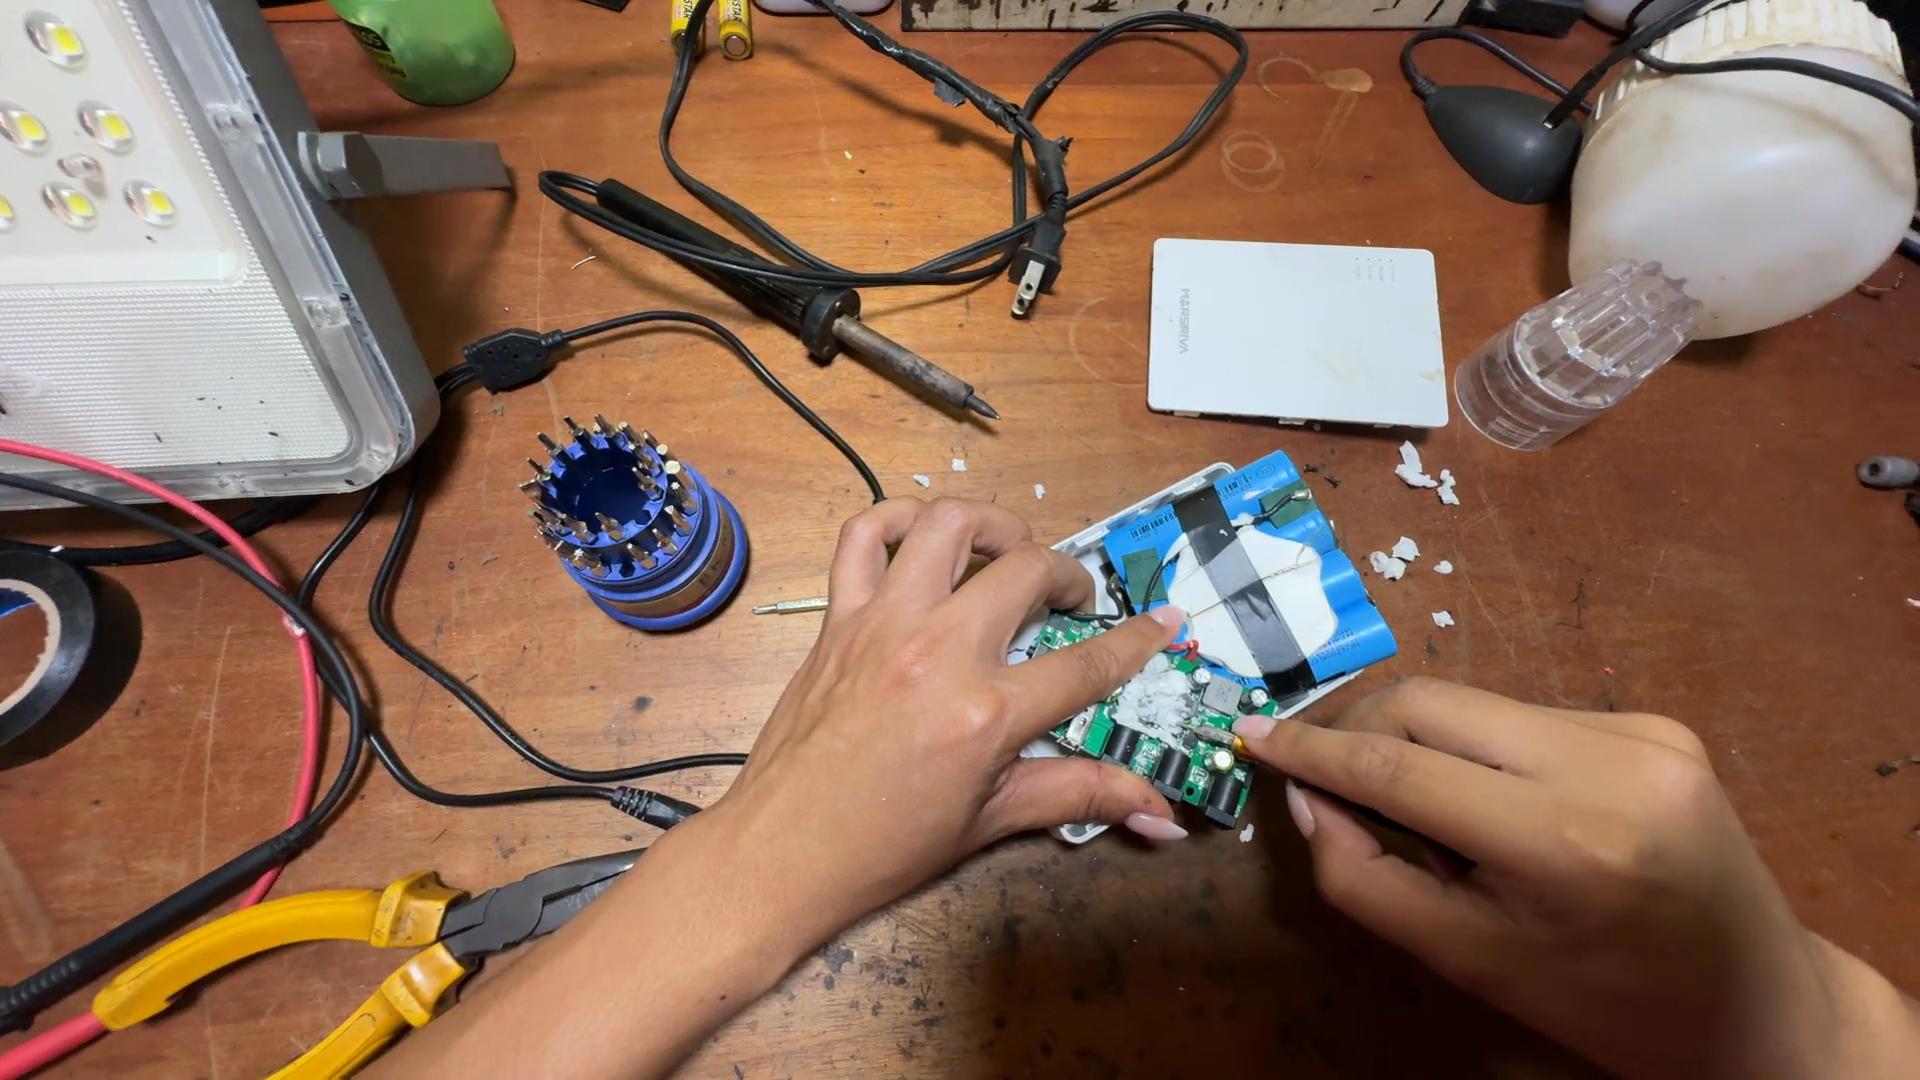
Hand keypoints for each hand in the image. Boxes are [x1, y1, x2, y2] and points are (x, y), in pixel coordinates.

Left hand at [368, 498, 1186, 1078]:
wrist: (781, 850)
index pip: (1086, 663)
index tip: (1165, 620)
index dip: (1136, 640)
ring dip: (989, 523)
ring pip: (945, 525)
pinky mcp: (839, 616)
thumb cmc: (889, 845)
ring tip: (1005, 548)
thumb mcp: (992, 819)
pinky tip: (921, 536)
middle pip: (1025, 571)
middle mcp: (939, 649)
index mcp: (986, 711)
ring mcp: (883, 622)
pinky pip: (861, 537)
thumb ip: (1079, 796)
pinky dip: (895, 518)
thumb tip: (1164, 815)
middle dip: (1067, 572)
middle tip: (1070, 595)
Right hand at [1234, 677, 1919, 1079]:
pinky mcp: (1649, 721)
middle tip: (1322, 771)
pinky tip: (1481, 792)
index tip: (1253, 733)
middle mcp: (1612, 763)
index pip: (1397, 766)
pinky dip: (1464, 744)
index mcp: (1567, 841)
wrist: (1762, 1011)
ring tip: (1416, 800)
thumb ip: (1357, 873)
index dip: (1312, 748)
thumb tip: (1304, 793)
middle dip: (1354, 730)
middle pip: (1421, 704)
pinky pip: (1506, 712)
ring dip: (1409, 739)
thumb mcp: (1457, 957)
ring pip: (1459, 702)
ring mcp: (1639, 731)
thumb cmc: (1594, 1000)